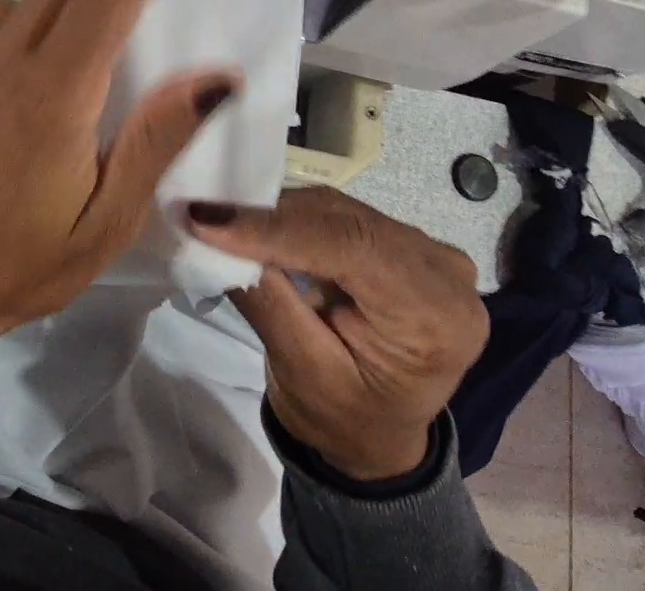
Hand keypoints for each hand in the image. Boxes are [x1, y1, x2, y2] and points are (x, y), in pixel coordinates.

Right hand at [186, 188, 487, 480]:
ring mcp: (428, 252)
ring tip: (215, 216)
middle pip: (345, 220)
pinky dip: (289, 217)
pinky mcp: (402, 243)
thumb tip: (216, 240)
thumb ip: (268, 301)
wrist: (375, 434)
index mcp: (438, 316)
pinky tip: (250, 221)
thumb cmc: (343, 418)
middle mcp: (446, 273)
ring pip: (338, 209)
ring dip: (274, 211)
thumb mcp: (302, 371)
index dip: (274, 227)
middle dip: (267, 215)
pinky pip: (338, 215)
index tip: (204, 219)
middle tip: (198, 214)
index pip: (351, 247)